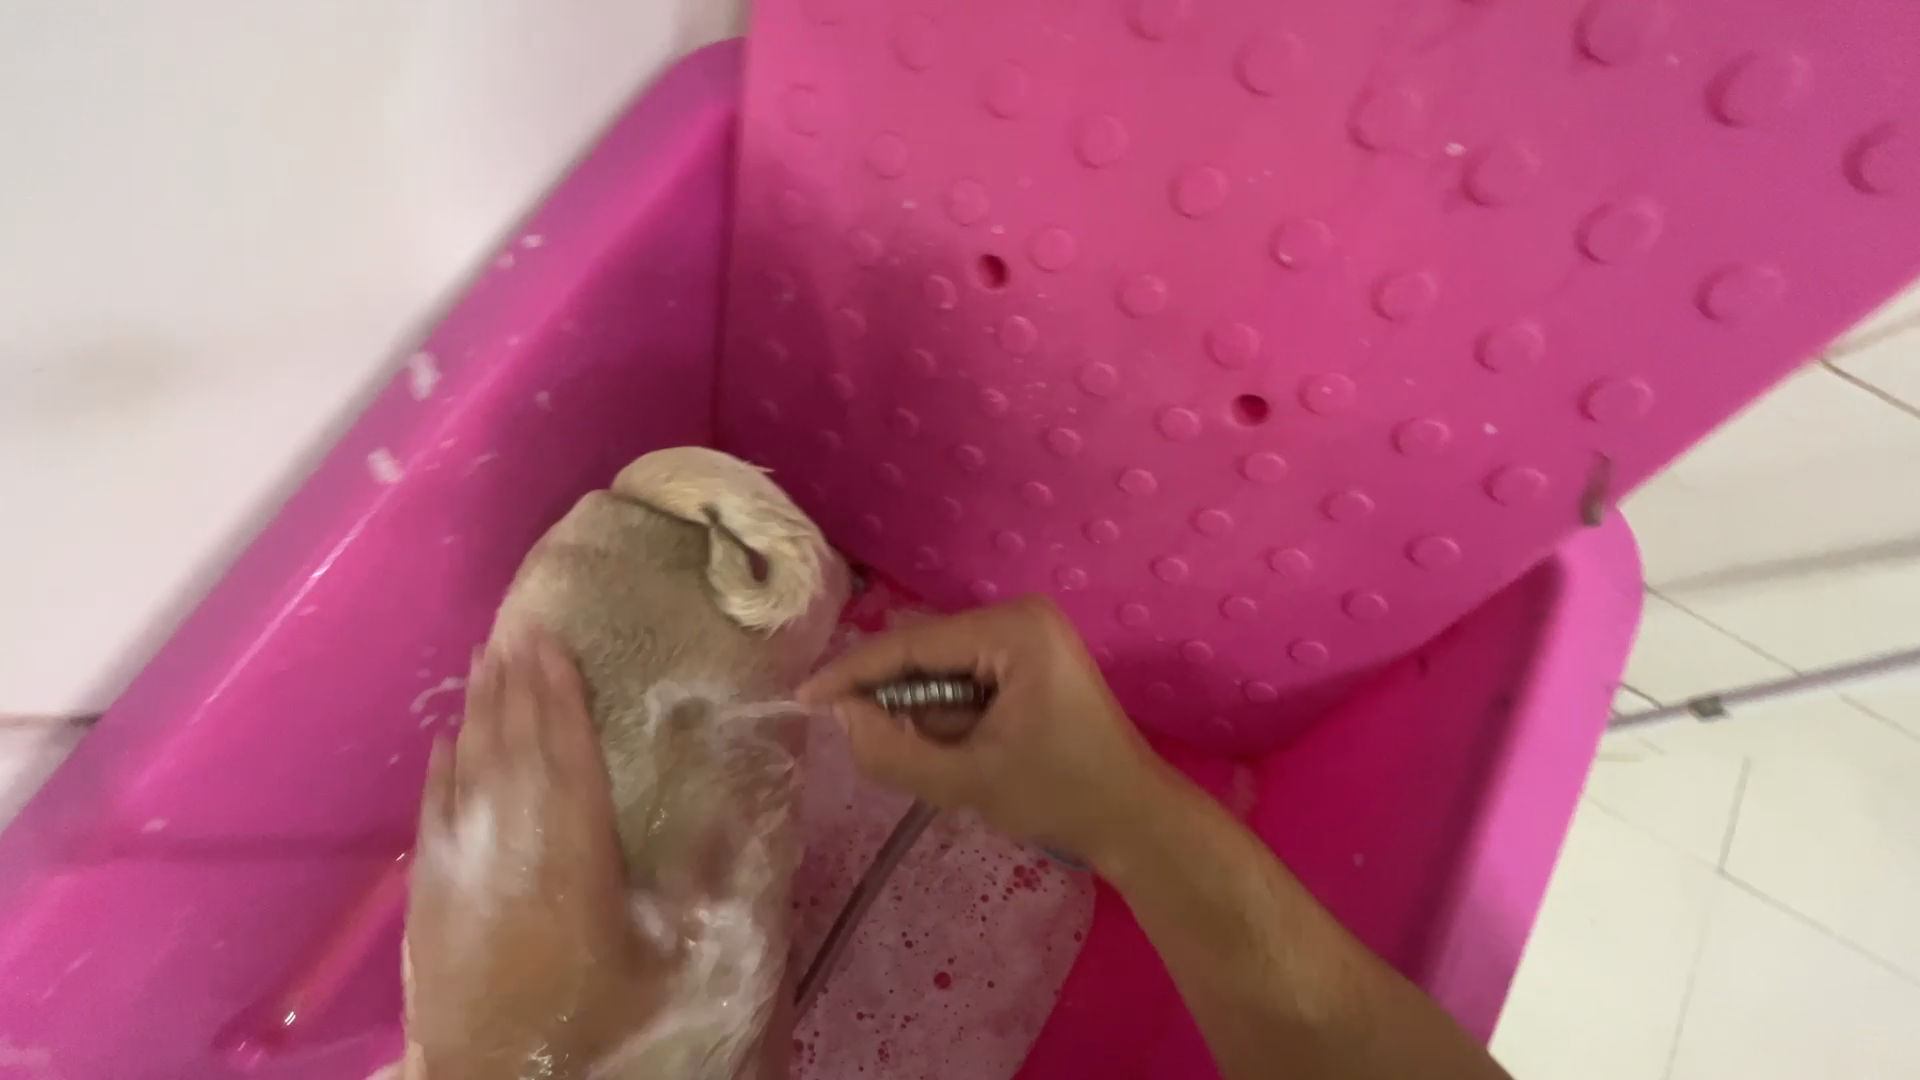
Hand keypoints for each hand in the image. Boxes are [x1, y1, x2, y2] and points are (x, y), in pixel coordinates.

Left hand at [405, 631, 659, 1078]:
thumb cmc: (596, 1018)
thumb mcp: (670, 959)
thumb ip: (703, 880)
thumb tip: (739, 809)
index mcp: (573, 858)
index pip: (566, 758)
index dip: (560, 698)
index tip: (553, 645)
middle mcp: (511, 850)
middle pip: (513, 751)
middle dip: (516, 685)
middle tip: (517, 628)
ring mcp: (461, 871)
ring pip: (469, 770)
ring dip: (479, 711)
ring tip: (486, 657)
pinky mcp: (427, 898)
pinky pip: (433, 814)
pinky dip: (441, 769)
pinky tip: (445, 737)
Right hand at [798, 595, 1168, 863]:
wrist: (1132, 814)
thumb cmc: (1059, 796)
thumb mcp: (968, 782)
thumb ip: (894, 751)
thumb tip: (840, 715)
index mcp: (1013, 630)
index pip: (913, 645)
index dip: (854, 672)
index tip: (804, 698)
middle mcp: (1019, 614)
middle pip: (926, 651)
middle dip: (896, 698)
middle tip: (874, 744)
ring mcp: (1028, 631)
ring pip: (942, 665)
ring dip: (927, 710)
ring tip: (950, 757)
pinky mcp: (1029, 653)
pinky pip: (966, 673)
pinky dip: (950, 709)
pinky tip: (968, 744)